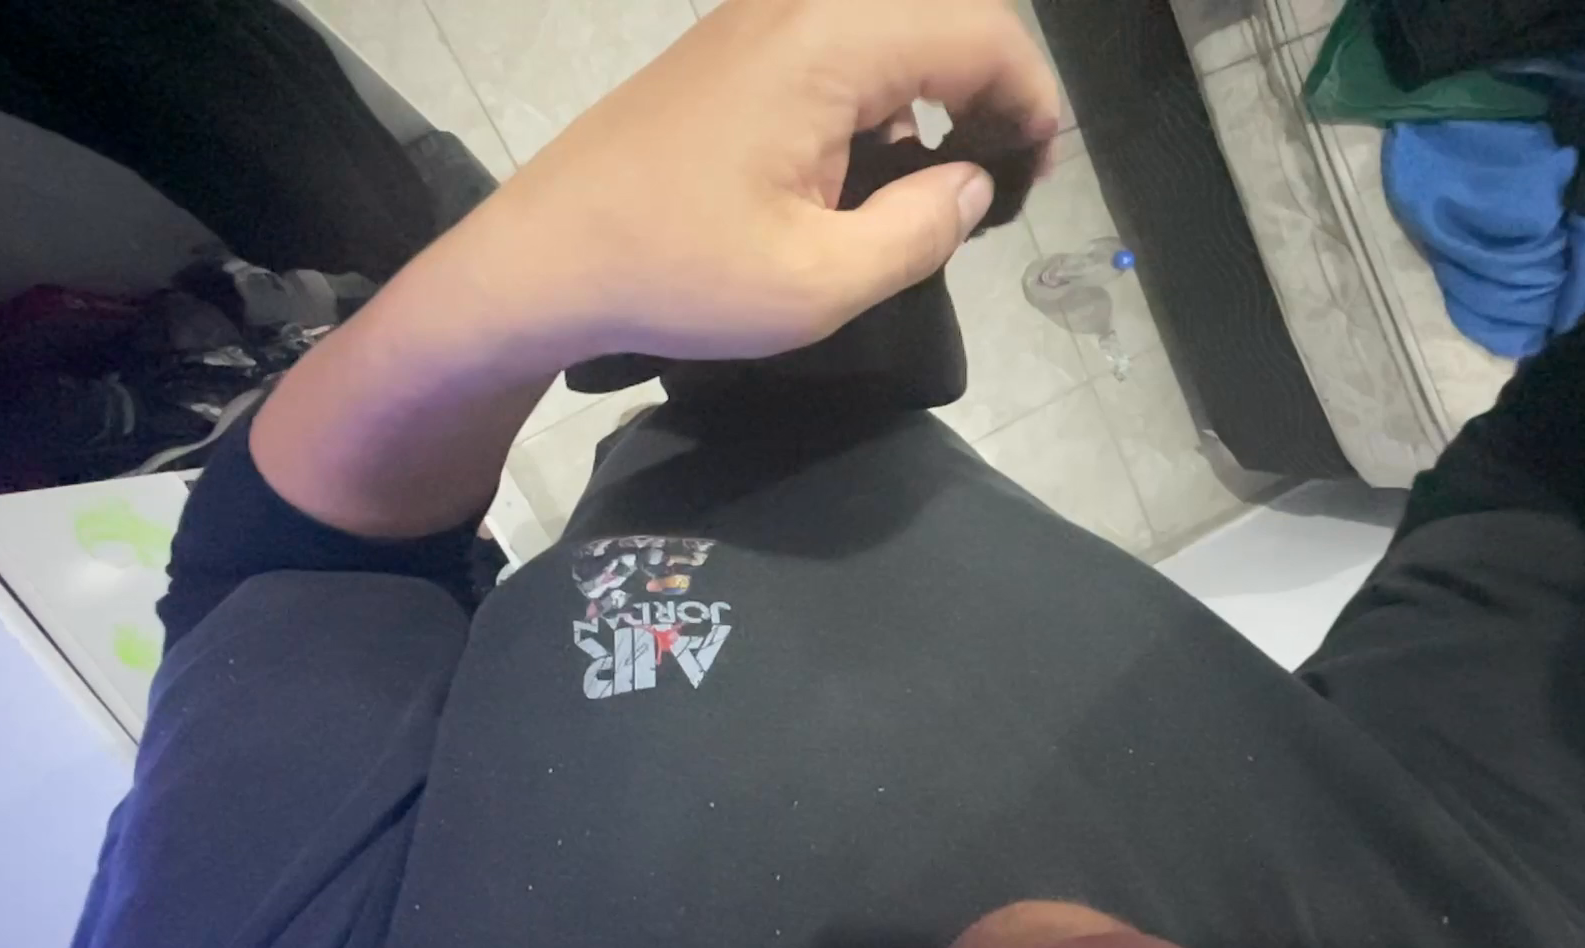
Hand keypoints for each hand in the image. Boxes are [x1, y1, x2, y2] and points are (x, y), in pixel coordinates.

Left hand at [252, 0, 1057, 537]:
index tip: (1039, 173)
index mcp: (829, 43)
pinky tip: (862, 181)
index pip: (978, 32)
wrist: (546, 263)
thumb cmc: (679, 276)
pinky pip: (832, 65)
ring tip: (934, 195)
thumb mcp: (818, 282)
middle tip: (996, 185)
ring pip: (883, 43)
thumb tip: (974, 186)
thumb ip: (918, 232)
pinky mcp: (728, 63)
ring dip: (929, 106)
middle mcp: (797, 8)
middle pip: (934, 24)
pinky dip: (873, 114)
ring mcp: (754, 29)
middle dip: (987, 98)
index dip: (1031, 100)